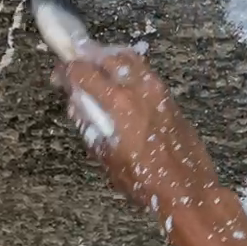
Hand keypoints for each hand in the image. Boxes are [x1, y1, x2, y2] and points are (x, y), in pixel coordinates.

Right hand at [56, 49, 219, 221]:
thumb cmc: (144, 180)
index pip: (82, 71)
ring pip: (127, 57)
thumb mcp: (105, 155)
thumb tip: (77, 104)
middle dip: (85, 59)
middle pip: (105, 56)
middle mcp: (138, 88)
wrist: (189, 189)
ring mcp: (156, 89)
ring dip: (108, 60)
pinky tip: (120, 85)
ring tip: (97, 73)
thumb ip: (88, 124)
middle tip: (75, 71)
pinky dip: (126, 69)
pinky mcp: (168, 96)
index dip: (65, 70)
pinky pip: (143, 70)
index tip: (58, 77)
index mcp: (118, 102)